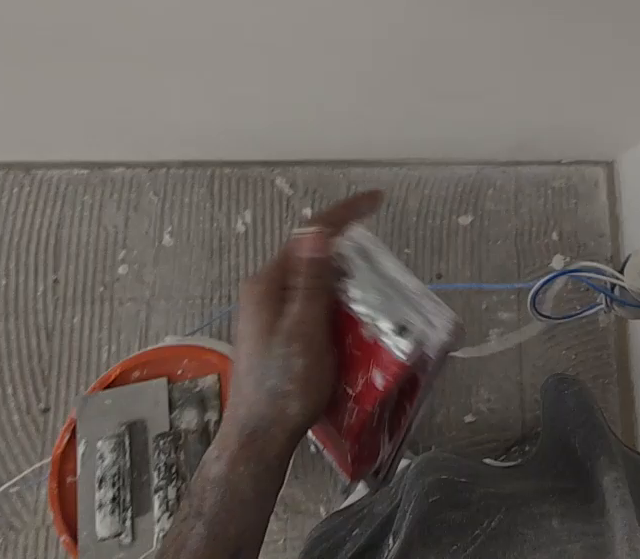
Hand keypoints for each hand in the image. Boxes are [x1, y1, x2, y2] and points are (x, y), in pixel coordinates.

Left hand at [223, 190, 381, 444]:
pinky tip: (352, 316)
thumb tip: (316, 230)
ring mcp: (269, 310)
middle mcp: (265, 289)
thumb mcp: (305, 329)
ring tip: (373, 289)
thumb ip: (311, 280)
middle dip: (347, 248)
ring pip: (312, 278)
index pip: (310, 234)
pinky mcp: (277, 328)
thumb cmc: (286, 386)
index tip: (377, 199)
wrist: (260, 439)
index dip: (345, 213)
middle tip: (380, 257)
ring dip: (343, 277)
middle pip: (311, 254)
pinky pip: (310, 299)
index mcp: (268, 283)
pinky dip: (334, 298)